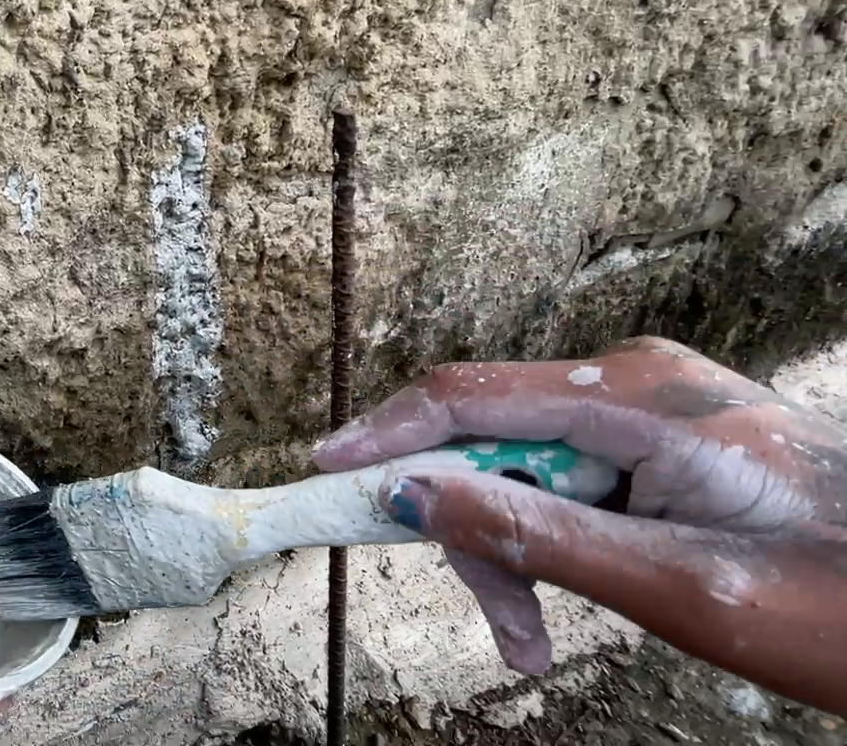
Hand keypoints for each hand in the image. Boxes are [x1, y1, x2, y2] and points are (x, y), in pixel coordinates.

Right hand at [314, 336, 846, 714]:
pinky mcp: (648, 434)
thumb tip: (406, 496)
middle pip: (485, 437)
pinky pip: (554, 474)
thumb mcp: (687, 590)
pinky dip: (542, 533)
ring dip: (508, 542)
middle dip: (468, 520)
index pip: (465, 395)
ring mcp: (639, 404)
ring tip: (530, 633)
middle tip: (493, 615)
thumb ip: (534, 535)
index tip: (327, 466)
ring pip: (513, 463)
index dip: (385, 431)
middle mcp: (626, 380)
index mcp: (637, 394)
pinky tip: (559, 596)